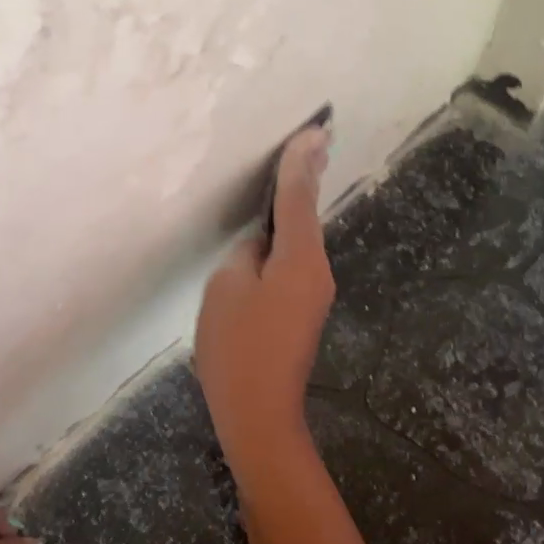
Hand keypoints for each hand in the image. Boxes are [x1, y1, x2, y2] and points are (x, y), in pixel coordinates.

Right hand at [195, 127, 334, 457]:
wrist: (258, 413)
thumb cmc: (237, 347)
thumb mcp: (226, 289)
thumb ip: (246, 252)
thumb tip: (261, 244)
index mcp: (301, 259)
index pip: (298, 199)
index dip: (299, 164)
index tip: (314, 130)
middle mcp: (317, 271)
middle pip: (303, 218)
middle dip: (299, 182)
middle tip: (304, 142)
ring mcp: (313, 294)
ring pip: (297, 243)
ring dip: (287, 215)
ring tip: (276, 183)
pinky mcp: (302, 312)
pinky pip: (291, 265)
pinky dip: (280, 246)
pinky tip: (265, 241)